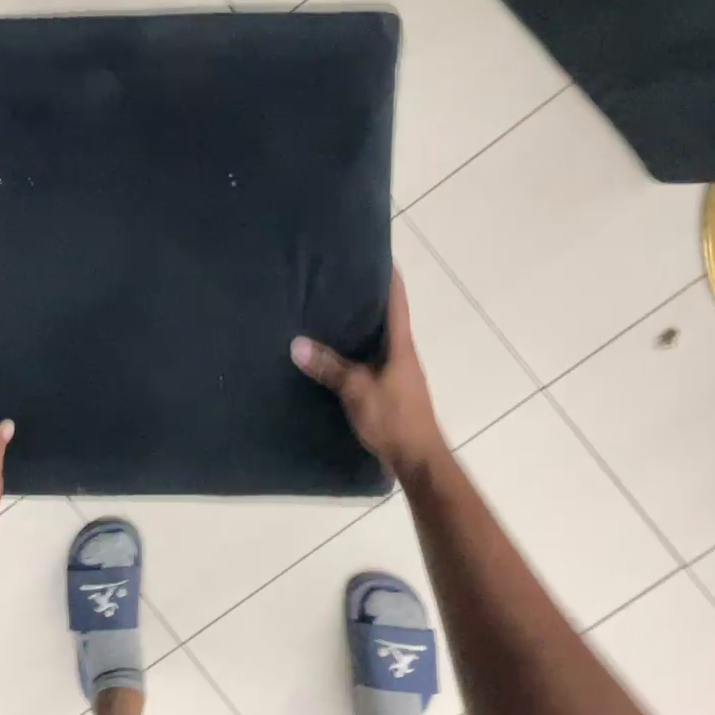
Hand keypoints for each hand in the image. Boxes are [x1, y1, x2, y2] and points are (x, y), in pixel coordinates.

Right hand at [291, 268, 445, 480]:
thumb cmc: (395, 419)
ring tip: (325, 313)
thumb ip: (328, 366)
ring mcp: (396, 373)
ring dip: (356, 327)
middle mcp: (401, 354)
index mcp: (400, 345)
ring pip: (375, 340)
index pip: (396, 300)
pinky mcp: (387, 391)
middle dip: (364, 298)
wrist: (418, 461)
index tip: (374, 253)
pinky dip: (351, 351)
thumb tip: (296, 342)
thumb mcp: (357, 390)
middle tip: (334, 280)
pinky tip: (330, 355)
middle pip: (384, 317)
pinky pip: (367, 361)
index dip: (388, 275)